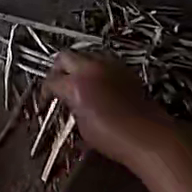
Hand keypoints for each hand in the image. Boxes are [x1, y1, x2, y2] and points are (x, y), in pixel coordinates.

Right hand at [44, 50, 179, 170]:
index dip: (45, 91)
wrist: (147, 134)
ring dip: (77, 66)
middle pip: (64, 57)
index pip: (51, 80)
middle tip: (57, 83)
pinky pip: (103, 60)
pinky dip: (95, 68)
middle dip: (57, 69)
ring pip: (84, 55)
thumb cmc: (114, 137)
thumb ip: (72, 107)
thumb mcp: (83, 127)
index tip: (46, 99)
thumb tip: (70, 103)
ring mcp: (108, 64)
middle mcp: (90, 68)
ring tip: (78, 83)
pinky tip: (97, 83)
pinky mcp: (123, 67)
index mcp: (75, 85)